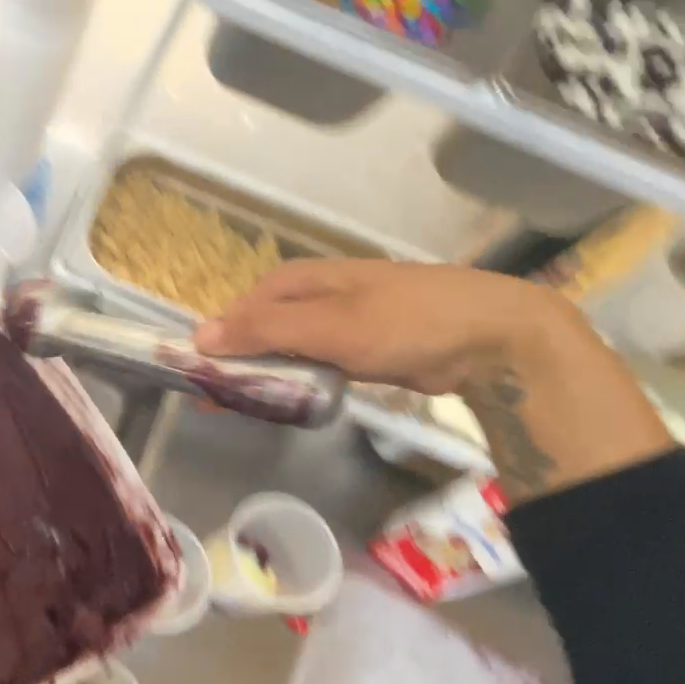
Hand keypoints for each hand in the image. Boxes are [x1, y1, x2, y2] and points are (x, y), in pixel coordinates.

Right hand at [193, 260, 589, 396]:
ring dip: (260, 373)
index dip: (217, 336)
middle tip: (212, 396)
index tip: (195, 371)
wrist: (489, 339)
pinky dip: (290, 381)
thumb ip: (262, 331)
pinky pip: (308, 364)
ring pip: (282, 348)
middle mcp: (317, 296)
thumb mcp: (326, 326)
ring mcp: (339, 323)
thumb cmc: (404, 322)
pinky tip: (280, 401)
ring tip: (237, 404)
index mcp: (305, 279)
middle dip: (234, 359)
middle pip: (258, 327)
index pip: (242, 306)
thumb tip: (199, 335)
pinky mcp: (357, 349)